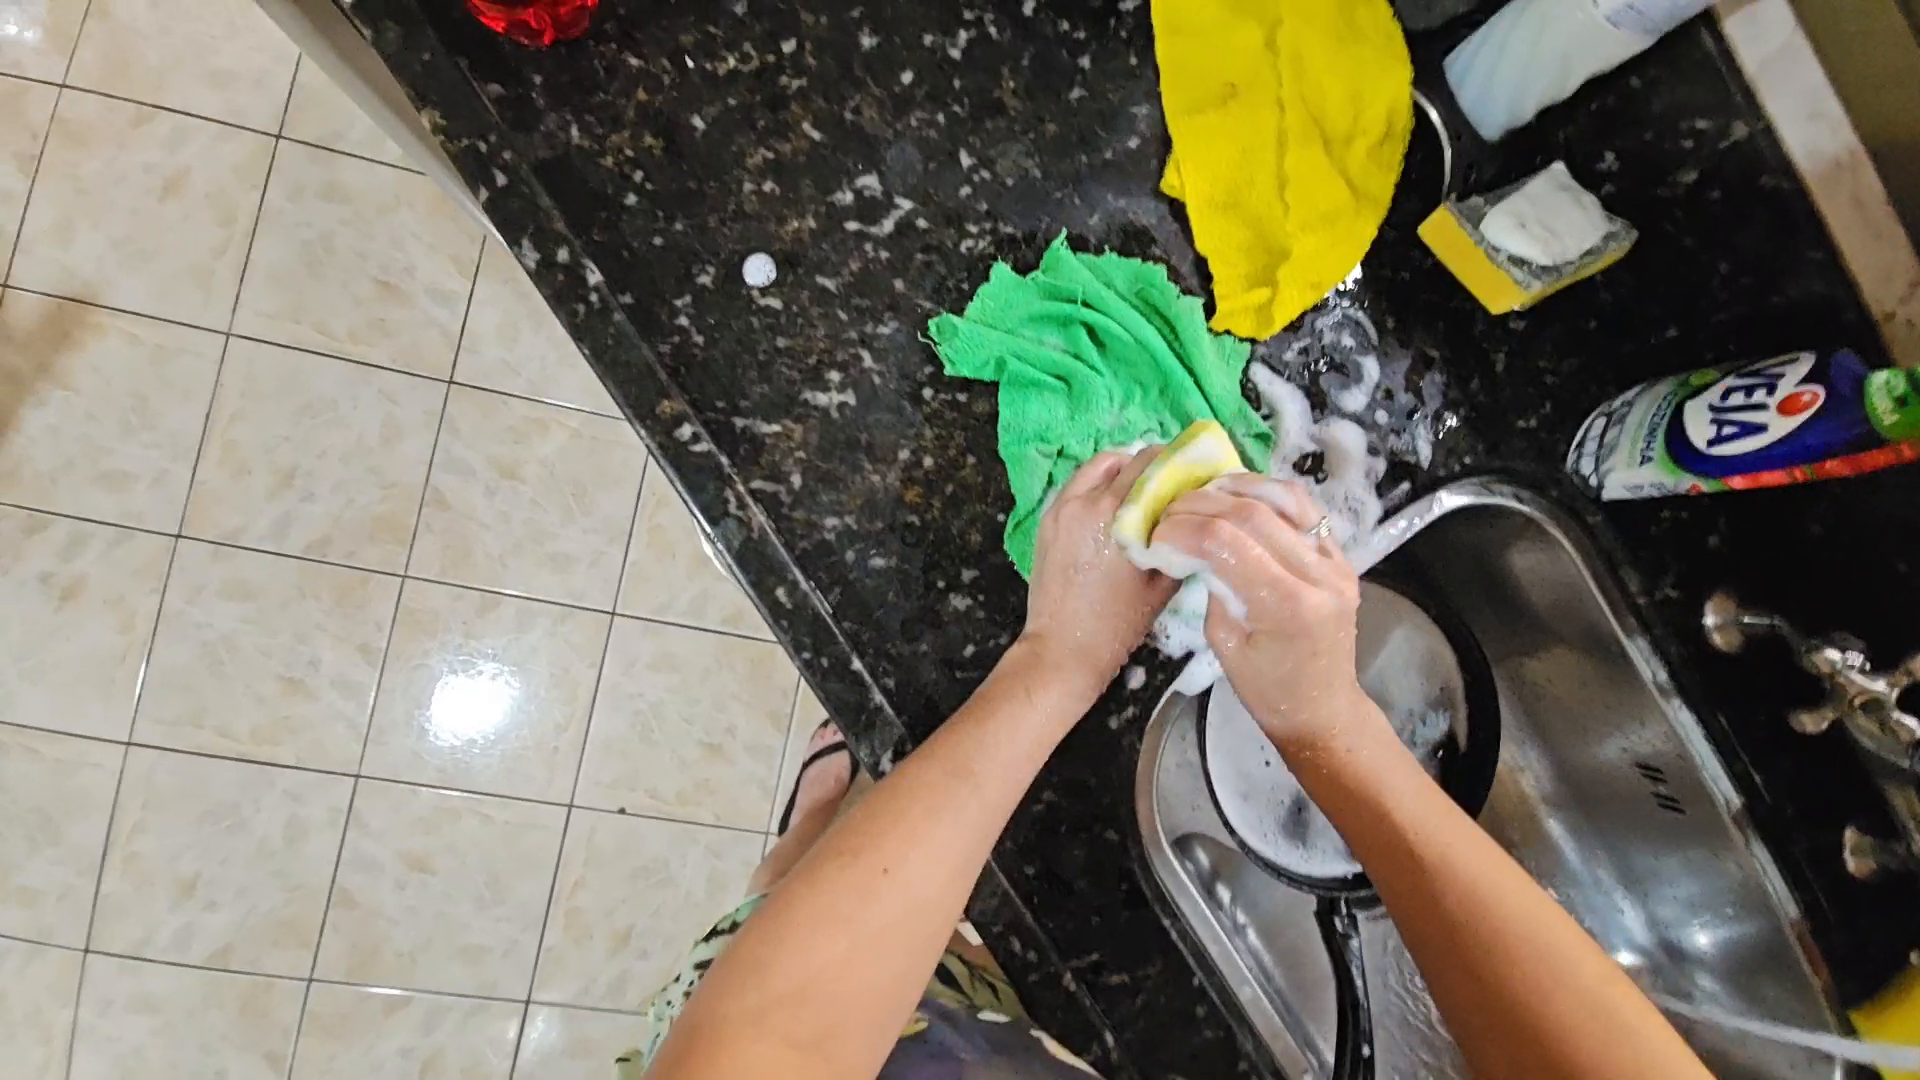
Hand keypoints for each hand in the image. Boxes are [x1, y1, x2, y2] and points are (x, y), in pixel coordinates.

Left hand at [1019, 447, 1180, 692]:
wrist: (1064, 647)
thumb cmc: (1117, 622)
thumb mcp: (1162, 584)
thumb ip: (1177, 542)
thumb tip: (1190, 517)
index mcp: (1114, 513)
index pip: (1148, 463)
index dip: (1173, 462)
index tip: (1189, 473)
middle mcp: (1084, 502)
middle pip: (1120, 460)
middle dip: (1146, 466)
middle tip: (1165, 483)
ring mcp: (1059, 509)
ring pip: (1093, 470)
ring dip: (1118, 472)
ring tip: (1138, 495)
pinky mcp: (1046, 522)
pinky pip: (1076, 489)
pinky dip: (1096, 488)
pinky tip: (1112, 511)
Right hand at [1150, 474, 1374, 750]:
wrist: (1322, 705)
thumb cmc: (1266, 688)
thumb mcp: (1224, 643)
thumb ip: (1213, 586)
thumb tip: (1192, 544)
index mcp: (1287, 605)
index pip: (1226, 542)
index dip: (1183, 529)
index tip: (1156, 534)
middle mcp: (1318, 574)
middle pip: (1251, 513)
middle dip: (1199, 505)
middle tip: (1167, 512)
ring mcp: (1336, 559)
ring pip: (1281, 498)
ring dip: (1233, 487)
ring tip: (1200, 494)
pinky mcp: (1340, 553)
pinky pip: (1303, 506)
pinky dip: (1265, 491)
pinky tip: (1237, 495)